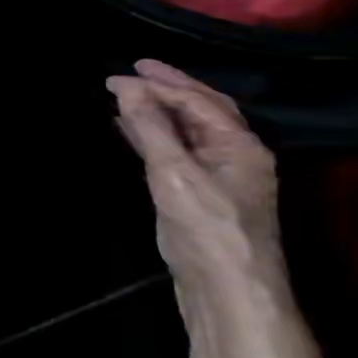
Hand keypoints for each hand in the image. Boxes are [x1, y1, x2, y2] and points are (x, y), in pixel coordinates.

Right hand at [107, 60, 284, 316]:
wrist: (226, 288)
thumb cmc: (206, 226)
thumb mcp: (174, 172)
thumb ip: (150, 127)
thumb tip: (127, 86)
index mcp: (240, 145)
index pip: (197, 101)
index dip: (157, 84)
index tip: (118, 75)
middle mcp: (234, 154)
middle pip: (201, 110)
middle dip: (169, 87)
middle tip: (135, 69)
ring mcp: (218, 176)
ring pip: (188, 131)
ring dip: (159, 111)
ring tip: (128, 95)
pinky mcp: (199, 194)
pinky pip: (175, 152)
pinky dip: (153, 136)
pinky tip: (131, 131)